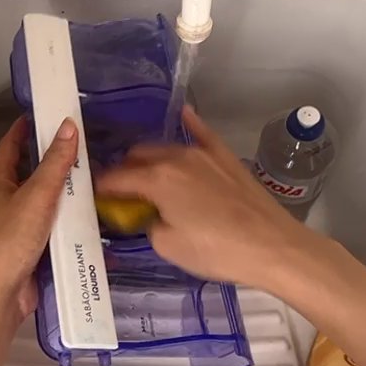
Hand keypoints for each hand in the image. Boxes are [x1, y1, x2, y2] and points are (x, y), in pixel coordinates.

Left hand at [0, 116, 78, 318]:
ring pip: (45, 202)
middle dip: (55, 161)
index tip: (45, 114)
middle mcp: (5, 200)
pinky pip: (53, 229)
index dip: (25, 128)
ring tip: (96, 179)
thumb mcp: (36, 196)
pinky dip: (70, 223)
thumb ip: (54, 163)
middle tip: (84, 146)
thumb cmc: (9, 240)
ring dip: (67, 194)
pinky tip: (92, 220)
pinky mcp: (31, 248)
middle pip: (31, 173)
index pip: (10, 145)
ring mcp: (18, 226)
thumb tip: (68, 126)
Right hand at [96, 106, 317, 290]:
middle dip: (124, 171)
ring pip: (164, 147)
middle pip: (137, 156)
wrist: (271, 246)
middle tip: (122, 193)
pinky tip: (184, 114)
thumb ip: (148, 224)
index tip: (94, 196)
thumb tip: (148, 215)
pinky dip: (189, 124)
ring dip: (149, 158)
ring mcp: (203, 154)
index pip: (115, 178)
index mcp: (156, 180)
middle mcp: (175, 158)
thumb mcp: (168, 246)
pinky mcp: (225, 158)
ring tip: (145, 173)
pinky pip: (201, 132)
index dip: (100, 188)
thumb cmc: (216, 250)